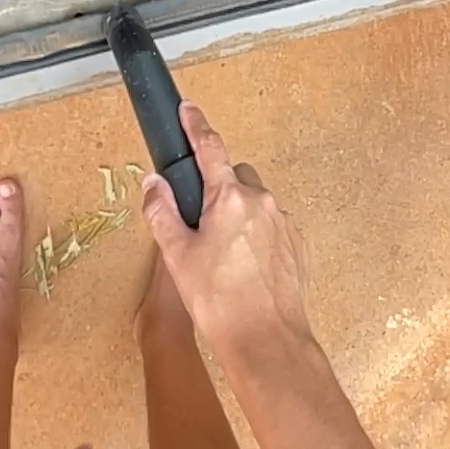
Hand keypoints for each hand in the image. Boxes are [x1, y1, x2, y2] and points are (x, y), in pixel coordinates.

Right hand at [140, 103, 312, 356]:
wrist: (267, 340)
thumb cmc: (220, 301)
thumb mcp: (178, 256)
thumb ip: (163, 213)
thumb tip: (153, 184)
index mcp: (229, 196)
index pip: (209, 147)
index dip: (196, 125)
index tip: (189, 108)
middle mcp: (260, 199)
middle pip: (235, 175)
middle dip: (218, 187)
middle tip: (201, 222)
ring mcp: (282, 220)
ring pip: (255, 200)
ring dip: (238, 212)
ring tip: (223, 253)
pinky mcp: (296, 241)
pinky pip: (271, 223)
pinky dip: (256, 233)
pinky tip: (244, 265)